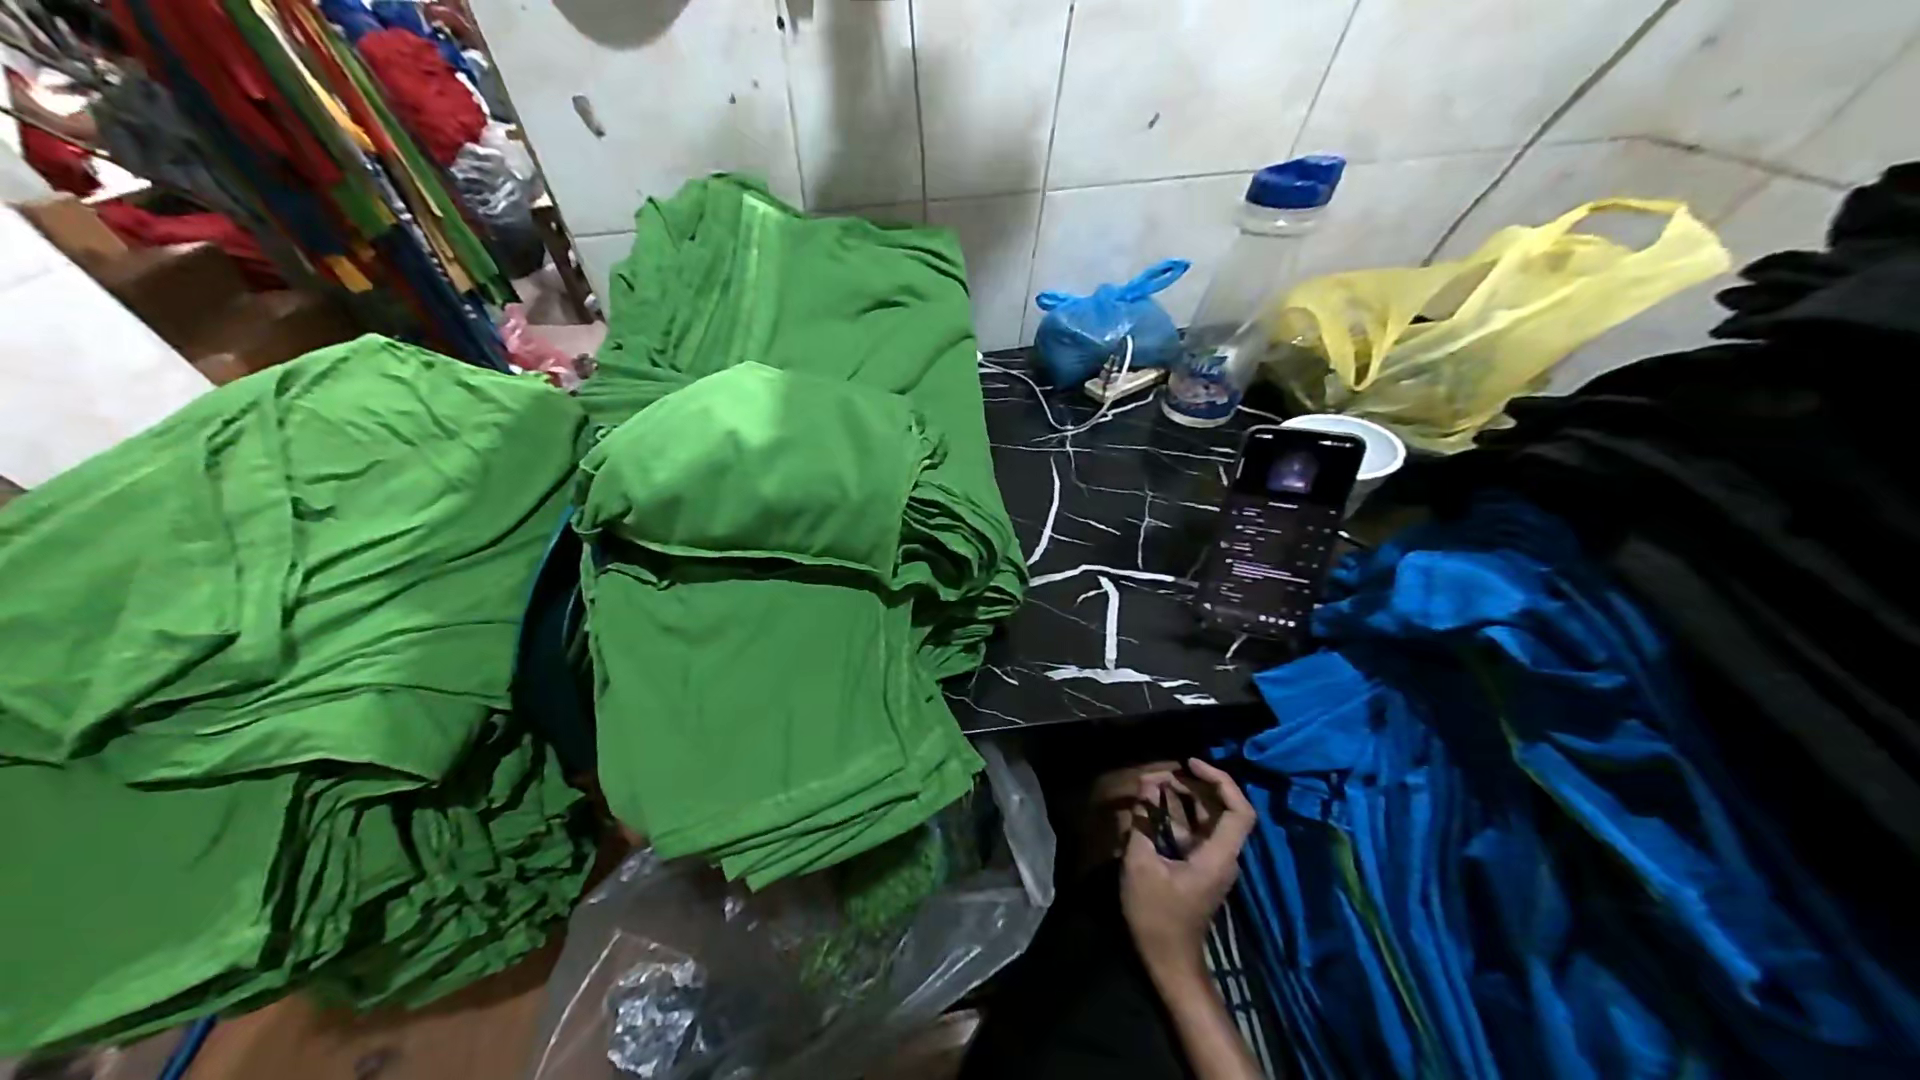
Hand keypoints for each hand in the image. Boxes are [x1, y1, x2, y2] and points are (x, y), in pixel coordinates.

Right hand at [1119, 758, 1254, 979]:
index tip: (1189, 764)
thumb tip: (1145, 789)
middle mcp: (1223, 857)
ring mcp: (1212, 863)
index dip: (1219, 780)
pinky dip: (1177, 815)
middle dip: (1194, 785)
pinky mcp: (1198, 868)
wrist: (1167, 960)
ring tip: (1155, 783)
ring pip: (1207, 819)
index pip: (1239, 810)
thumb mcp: (1141, 865)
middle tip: (1162, 773)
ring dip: (1184, 798)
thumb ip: (1143, 823)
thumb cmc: (1156, 915)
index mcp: (1218, 856)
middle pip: (1222, 809)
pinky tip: (1153, 806)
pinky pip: (1194, 832)